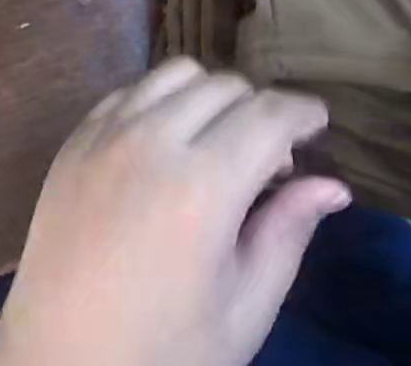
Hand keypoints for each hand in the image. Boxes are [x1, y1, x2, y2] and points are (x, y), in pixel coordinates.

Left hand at [0, 58, 350, 365]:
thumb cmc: (161, 354)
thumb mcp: (242, 311)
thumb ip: (288, 233)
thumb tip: (333, 185)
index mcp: (202, 187)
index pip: (269, 115)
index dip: (303, 111)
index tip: (319, 123)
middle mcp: (152, 141)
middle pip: (226, 86)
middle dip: (261, 110)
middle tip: (270, 158)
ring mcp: (107, 134)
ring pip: (178, 73)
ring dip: (211, 95)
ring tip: (218, 141)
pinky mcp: (76, 139)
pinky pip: (131, 89)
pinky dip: (162, 99)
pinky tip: (166, 141)